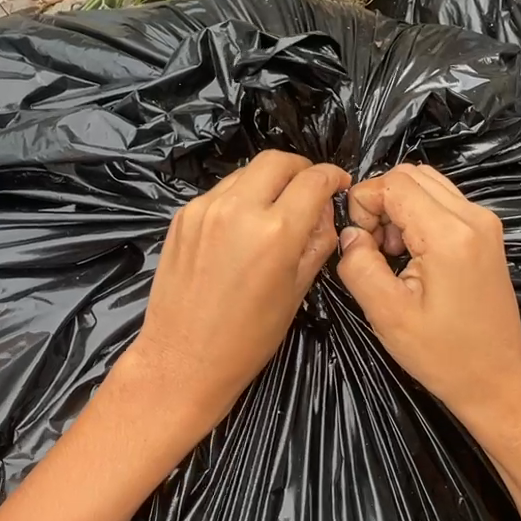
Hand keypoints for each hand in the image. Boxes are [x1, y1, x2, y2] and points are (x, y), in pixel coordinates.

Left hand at [121, 150, 349, 433]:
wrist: (183, 359)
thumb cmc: (247, 338)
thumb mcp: (297, 291)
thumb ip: (317, 242)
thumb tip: (323, 212)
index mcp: (276, 232)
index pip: (314, 180)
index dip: (333, 176)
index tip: (338, 183)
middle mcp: (238, 210)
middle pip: (277, 161)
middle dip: (300, 169)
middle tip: (308, 191)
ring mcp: (204, 209)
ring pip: (246, 173)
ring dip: (267, 183)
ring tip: (274, 211)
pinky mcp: (182, 217)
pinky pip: (220, 193)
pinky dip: (238, 199)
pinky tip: (242, 228)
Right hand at [335, 164, 520, 426]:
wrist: (496, 380)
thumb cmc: (442, 355)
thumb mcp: (387, 314)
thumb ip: (359, 265)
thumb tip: (350, 235)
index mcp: (450, 234)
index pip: (393, 183)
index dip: (364, 204)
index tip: (359, 243)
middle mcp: (474, 217)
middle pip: (411, 175)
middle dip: (379, 202)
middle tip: (371, 247)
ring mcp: (485, 223)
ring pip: (427, 184)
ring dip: (398, 208)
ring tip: (389, 253)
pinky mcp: (487, 234)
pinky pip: (443, 202)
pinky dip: (417, 216)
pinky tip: (410, 255)